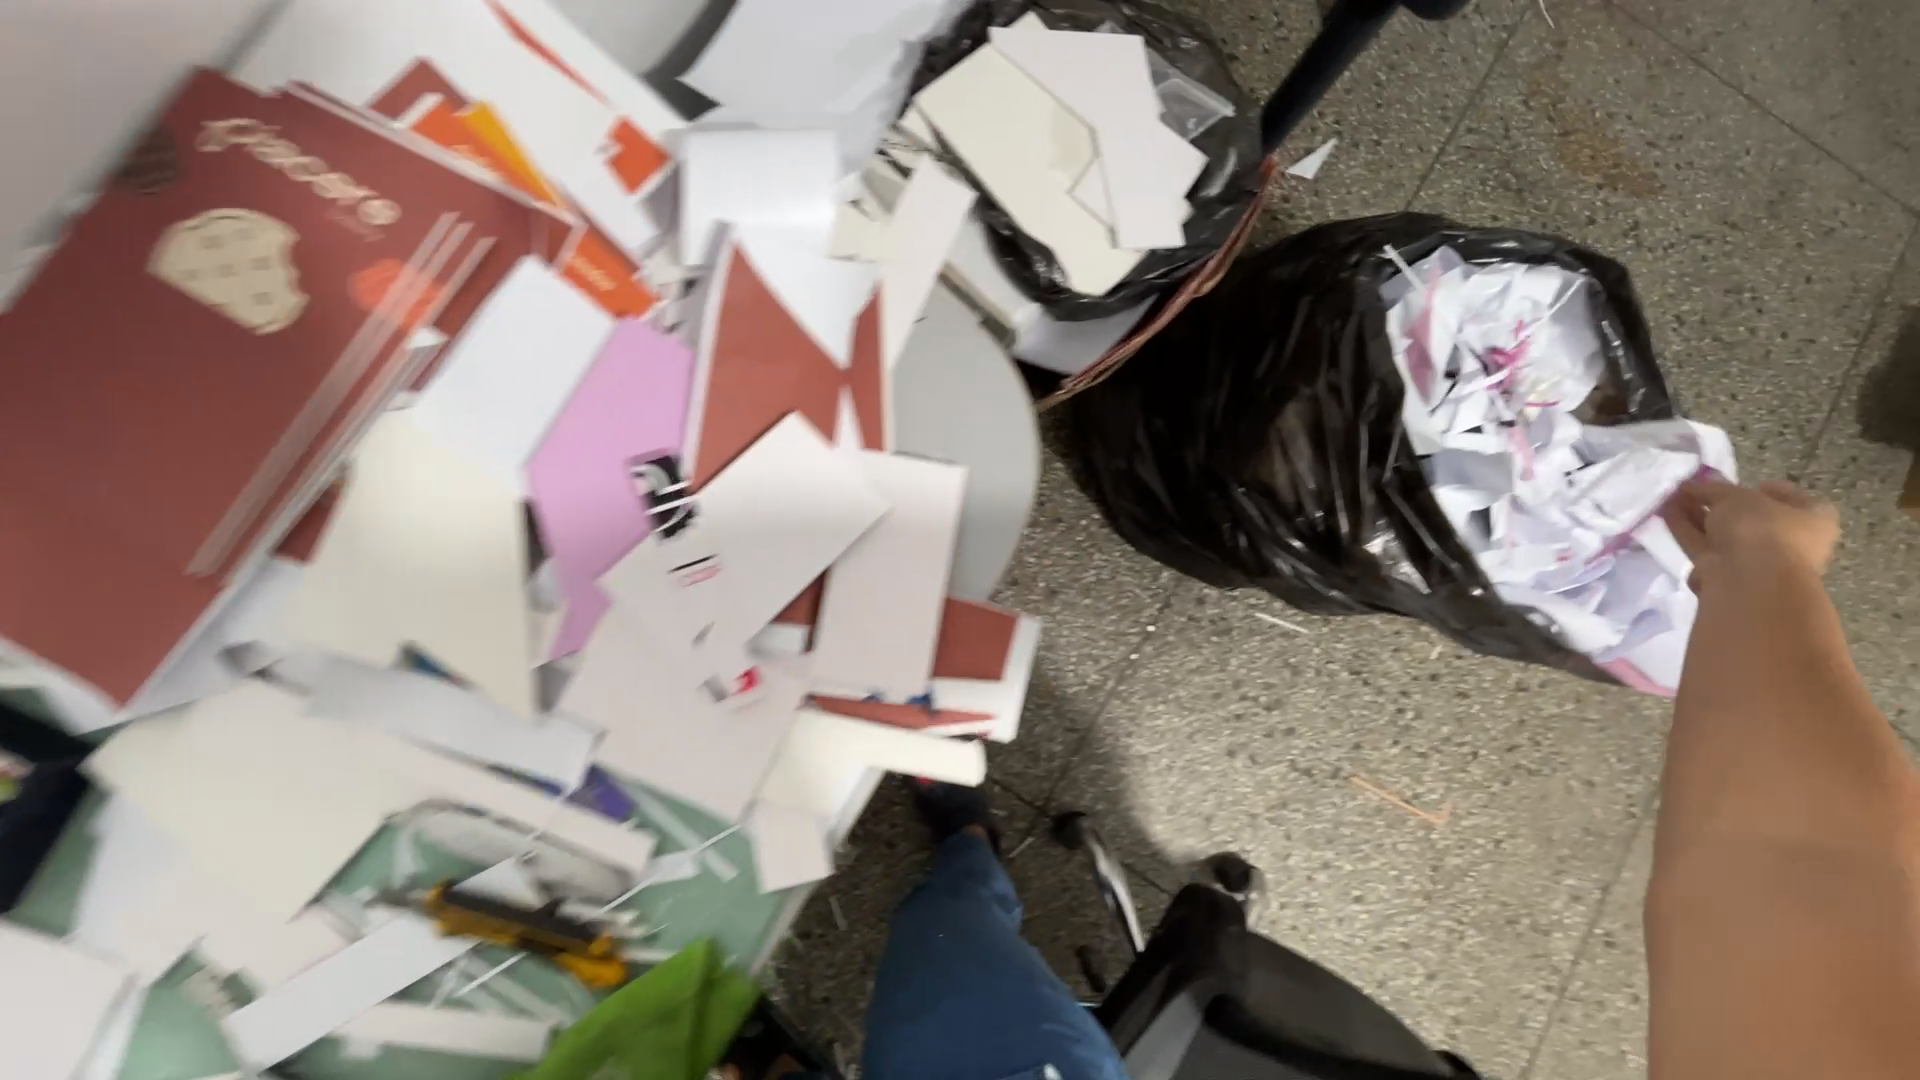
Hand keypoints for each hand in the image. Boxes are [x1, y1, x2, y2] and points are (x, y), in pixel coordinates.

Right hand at [1662, 479, 1840, 583]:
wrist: (1750, 579)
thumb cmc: (1763, 529)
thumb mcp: (1738, 496)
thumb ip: (1716, 488)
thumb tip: (1699, 481)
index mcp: (1813, 518)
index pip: (1790, 498)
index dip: (1762, 488)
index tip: (1736, 482)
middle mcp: (1787, 539)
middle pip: (1749, 516)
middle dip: (1719, 502)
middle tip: (1692, 488)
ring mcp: (1754, 556)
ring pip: (1721, 530)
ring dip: (1697, 514)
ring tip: (1670, 497)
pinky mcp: (1723, 569)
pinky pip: (1701, 543)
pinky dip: (1684, 527)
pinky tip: (1666, 512)